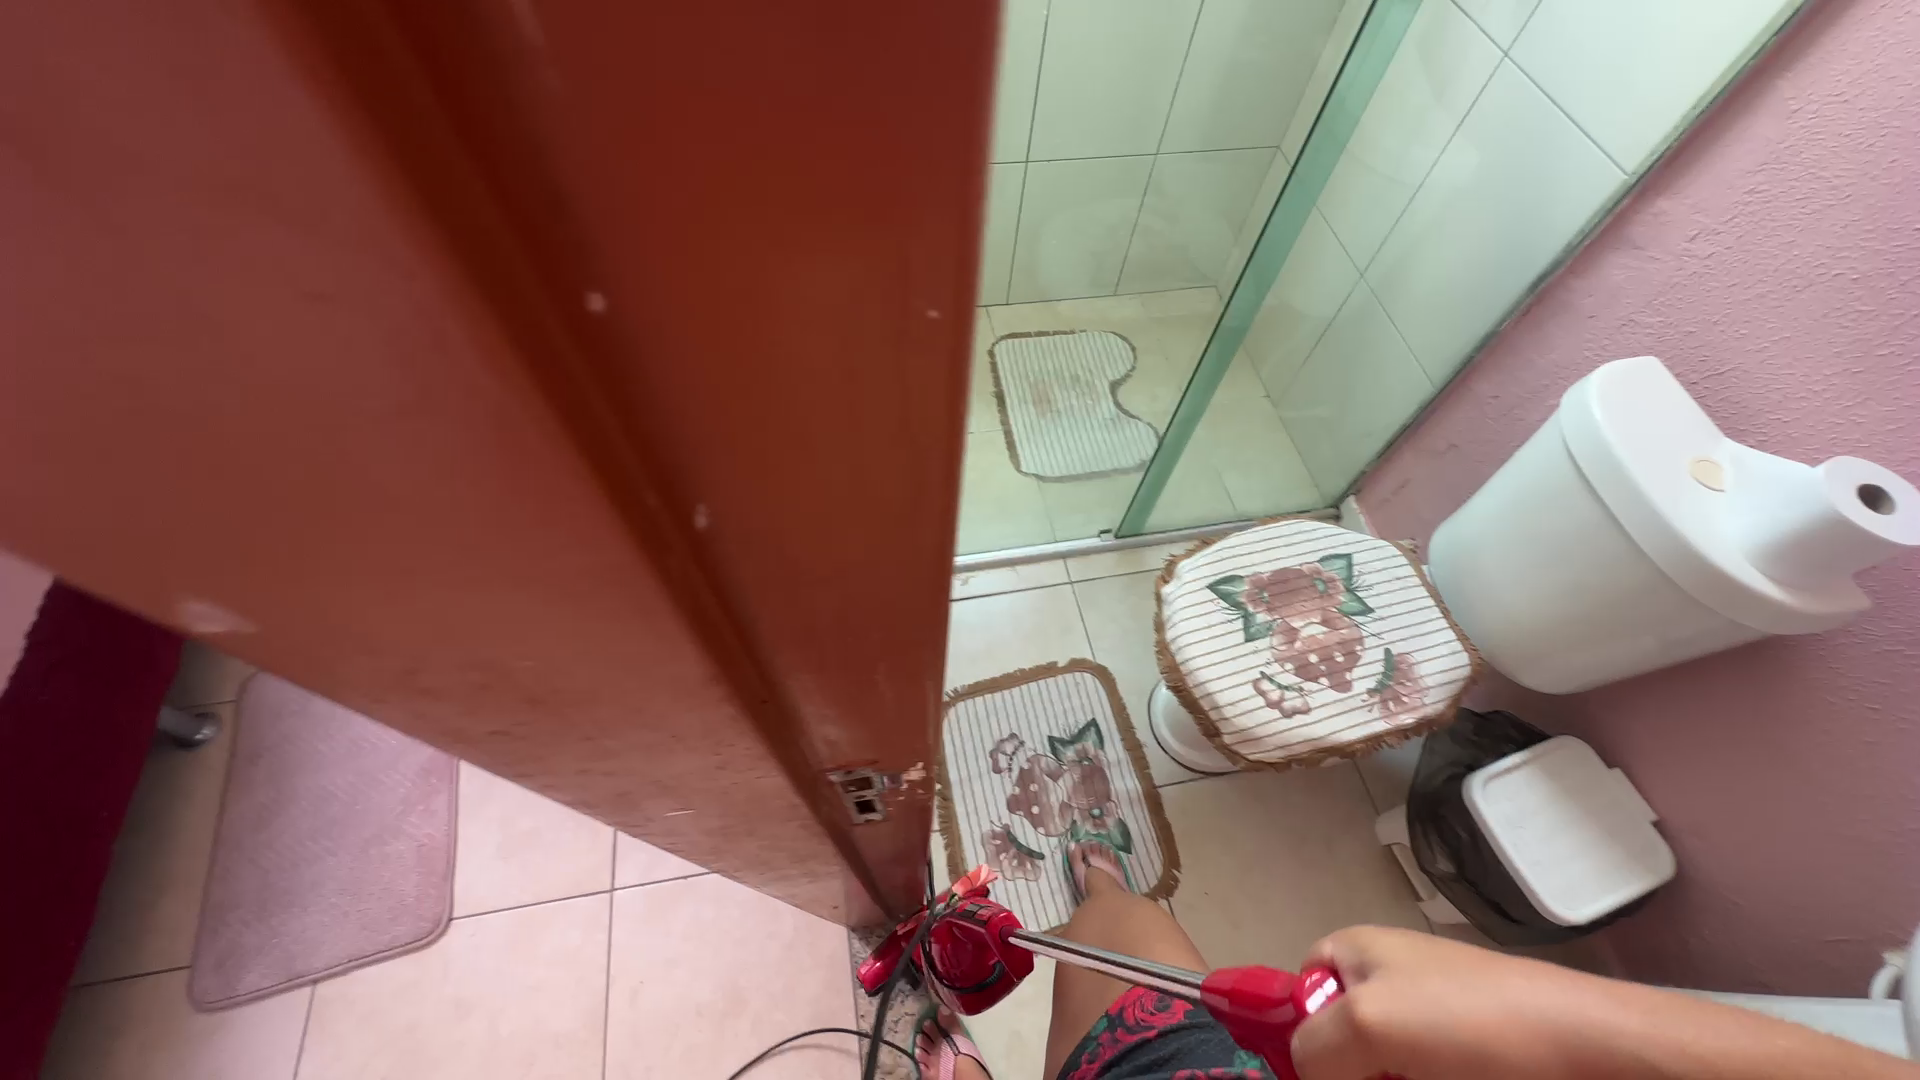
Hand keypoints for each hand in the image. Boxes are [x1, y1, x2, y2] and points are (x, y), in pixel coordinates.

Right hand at [1288, 925, 1610, 1079]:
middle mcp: (1386, 984)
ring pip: (1385, 1073)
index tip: (1322, 1075)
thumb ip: (1313, 1045)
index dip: (1298, 1036)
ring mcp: (1430, 1028)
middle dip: (1353, 1077)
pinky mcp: (1466, 1063)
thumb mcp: (1369, 1023)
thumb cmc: (1472, 1021)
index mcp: (1354, 952)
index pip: (1296, 993)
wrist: (1596, 1052)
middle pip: (1340, 1046)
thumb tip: (1305, 1073)